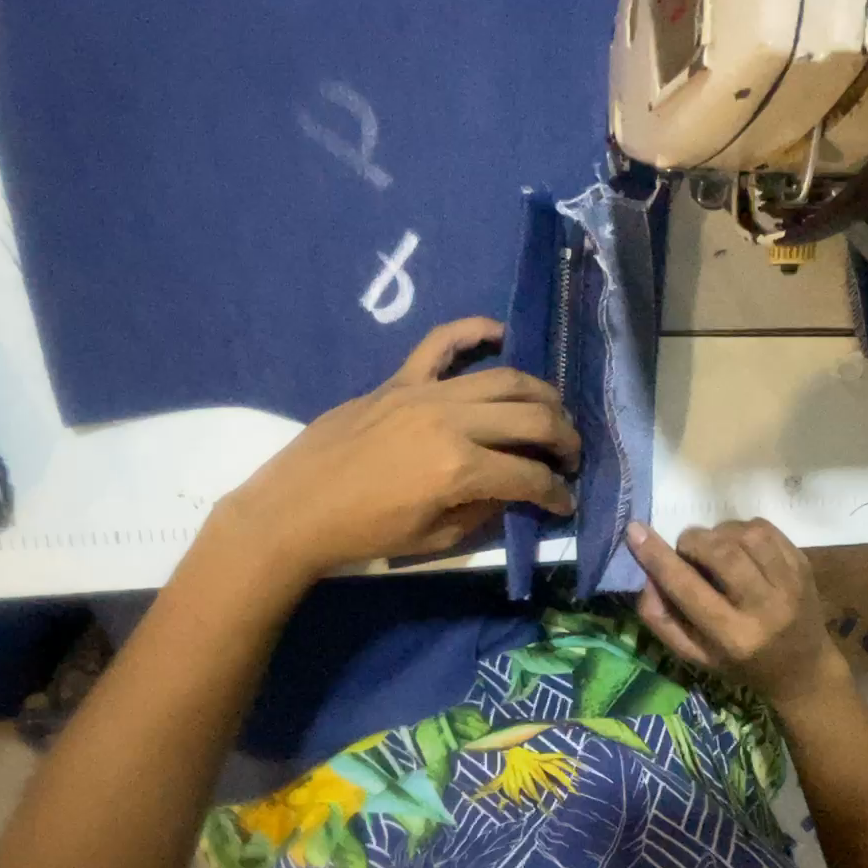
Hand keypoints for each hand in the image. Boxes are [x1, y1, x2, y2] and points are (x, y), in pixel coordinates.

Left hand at [217, 317, 579, 576]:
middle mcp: (452, 421)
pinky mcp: (400, 380)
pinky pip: (442, 342)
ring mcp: (426, 393)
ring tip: (551, 414)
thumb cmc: (367, 533)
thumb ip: (487, 510)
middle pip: (533, 418)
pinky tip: (499, 334)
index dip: (557, 493)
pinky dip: (474, 331)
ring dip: (541, 395)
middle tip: (570, 458)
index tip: (565, 502)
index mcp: (459, 469)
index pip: (531, 476)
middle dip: (565, 439)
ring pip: (505, 377)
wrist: (298, 509)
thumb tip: (519, 492)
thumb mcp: (436, 536)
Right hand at [625, 518, 843, 705]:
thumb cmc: (740, 663)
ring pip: (744, 533)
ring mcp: (790, 583)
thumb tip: (645, 575)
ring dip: (718, 533)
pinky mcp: (803, 564)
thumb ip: (662, 619)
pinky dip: (742, 529)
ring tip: (714, 550)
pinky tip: (739, 546)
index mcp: (733, 637)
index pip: (687, 588)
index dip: (657, 557)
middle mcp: (765, 607)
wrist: (803, 668)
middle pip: (720, 552)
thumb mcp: (694, 655)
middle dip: (692, 542)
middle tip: (686, 553)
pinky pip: (765, 528)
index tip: (635, 531)